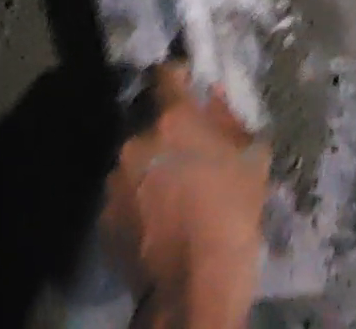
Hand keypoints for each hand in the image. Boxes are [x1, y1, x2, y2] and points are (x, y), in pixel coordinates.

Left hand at [100, 63, 270, 328]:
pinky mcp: (104, 216)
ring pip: (135, 160)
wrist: (198, 278)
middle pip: (150, 124)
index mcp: (174, 119)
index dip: (178, 75)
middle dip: (167, 132)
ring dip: (150, 166)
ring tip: (172, 190)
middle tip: (188, 152)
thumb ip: (230, 119)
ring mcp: (115, 180)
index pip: (166, 76)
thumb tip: (214, 96)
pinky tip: (159, 216)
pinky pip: (124, 195)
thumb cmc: (234, 207)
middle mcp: (136, 141)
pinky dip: (138, 198)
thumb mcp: (251, 156)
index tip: (186, 81)